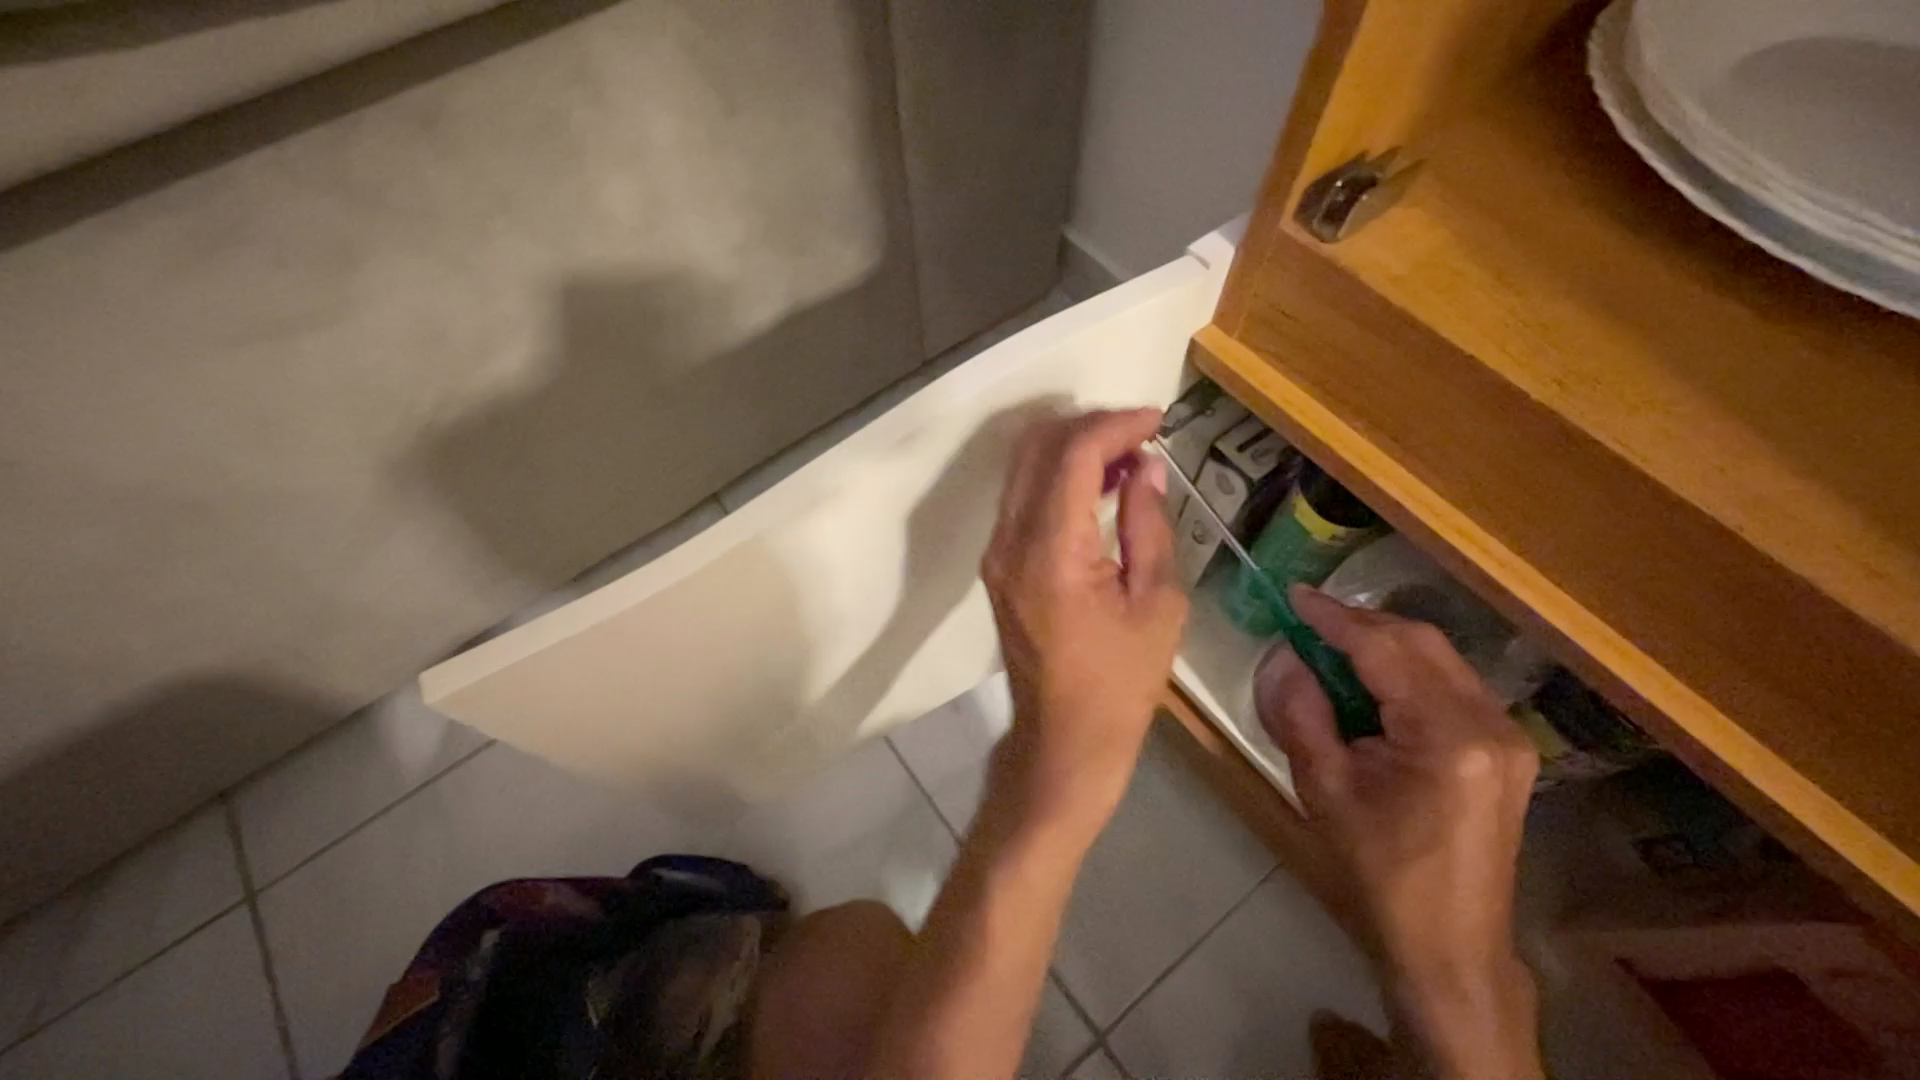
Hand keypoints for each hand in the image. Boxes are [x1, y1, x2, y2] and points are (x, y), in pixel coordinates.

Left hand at [979, 408, 1188, 836]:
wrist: (1063, 740)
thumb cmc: (1121, 683)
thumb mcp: (1157, 603)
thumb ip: (1147, 525)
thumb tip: (1145, 468)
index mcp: (1051, 552)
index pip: (1072, 455)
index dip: (1116, 425)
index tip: (1159, 421)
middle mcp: (1010, 542)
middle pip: (1037, 448)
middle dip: (1091, 426)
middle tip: (1143, 434)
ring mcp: (996, 553)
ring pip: (1023, 468)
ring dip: (1072, 449)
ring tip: (1130, 458)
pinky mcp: (997, 565)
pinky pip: (1022, 499)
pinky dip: (1057, 478)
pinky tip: (1100, 487)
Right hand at [1256, 584, 1541, 1079]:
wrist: (1450, 943)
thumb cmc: (1378, 873)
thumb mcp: (1323, 791)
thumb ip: (1301, 715)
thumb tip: (1284, 658)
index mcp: (1447, 737)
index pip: (1384, 651)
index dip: (1335, 618)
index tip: (1293, 595)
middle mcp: (1490, 723)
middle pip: (1421, 643)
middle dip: (1360, 624)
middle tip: (1306, 618)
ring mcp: (1507, 735)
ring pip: (1439, 659)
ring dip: (1383, 645)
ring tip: (1329, 644)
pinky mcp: (1505, 748)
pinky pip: (1450, 685)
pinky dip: (1405, 671)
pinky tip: (1369, 681)